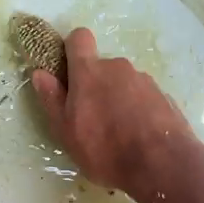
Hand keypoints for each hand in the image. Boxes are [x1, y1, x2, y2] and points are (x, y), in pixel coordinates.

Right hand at [31, 28, 199, 194]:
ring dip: (118, 99)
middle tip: (94, 119)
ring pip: (123, 82)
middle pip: (101, 67)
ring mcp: (143, 79)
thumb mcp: (66, 131)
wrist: (162, 164)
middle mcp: (117, 67)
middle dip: (96, 86)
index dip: (72, 48)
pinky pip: (143, 96)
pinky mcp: (163, 95)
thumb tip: (40, 73)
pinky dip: (138, 109)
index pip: (79, 38)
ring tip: (120, 133)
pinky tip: (140, 136)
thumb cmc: (105, 149)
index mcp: (89, 71)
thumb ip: (52, 99)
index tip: (69, 70)